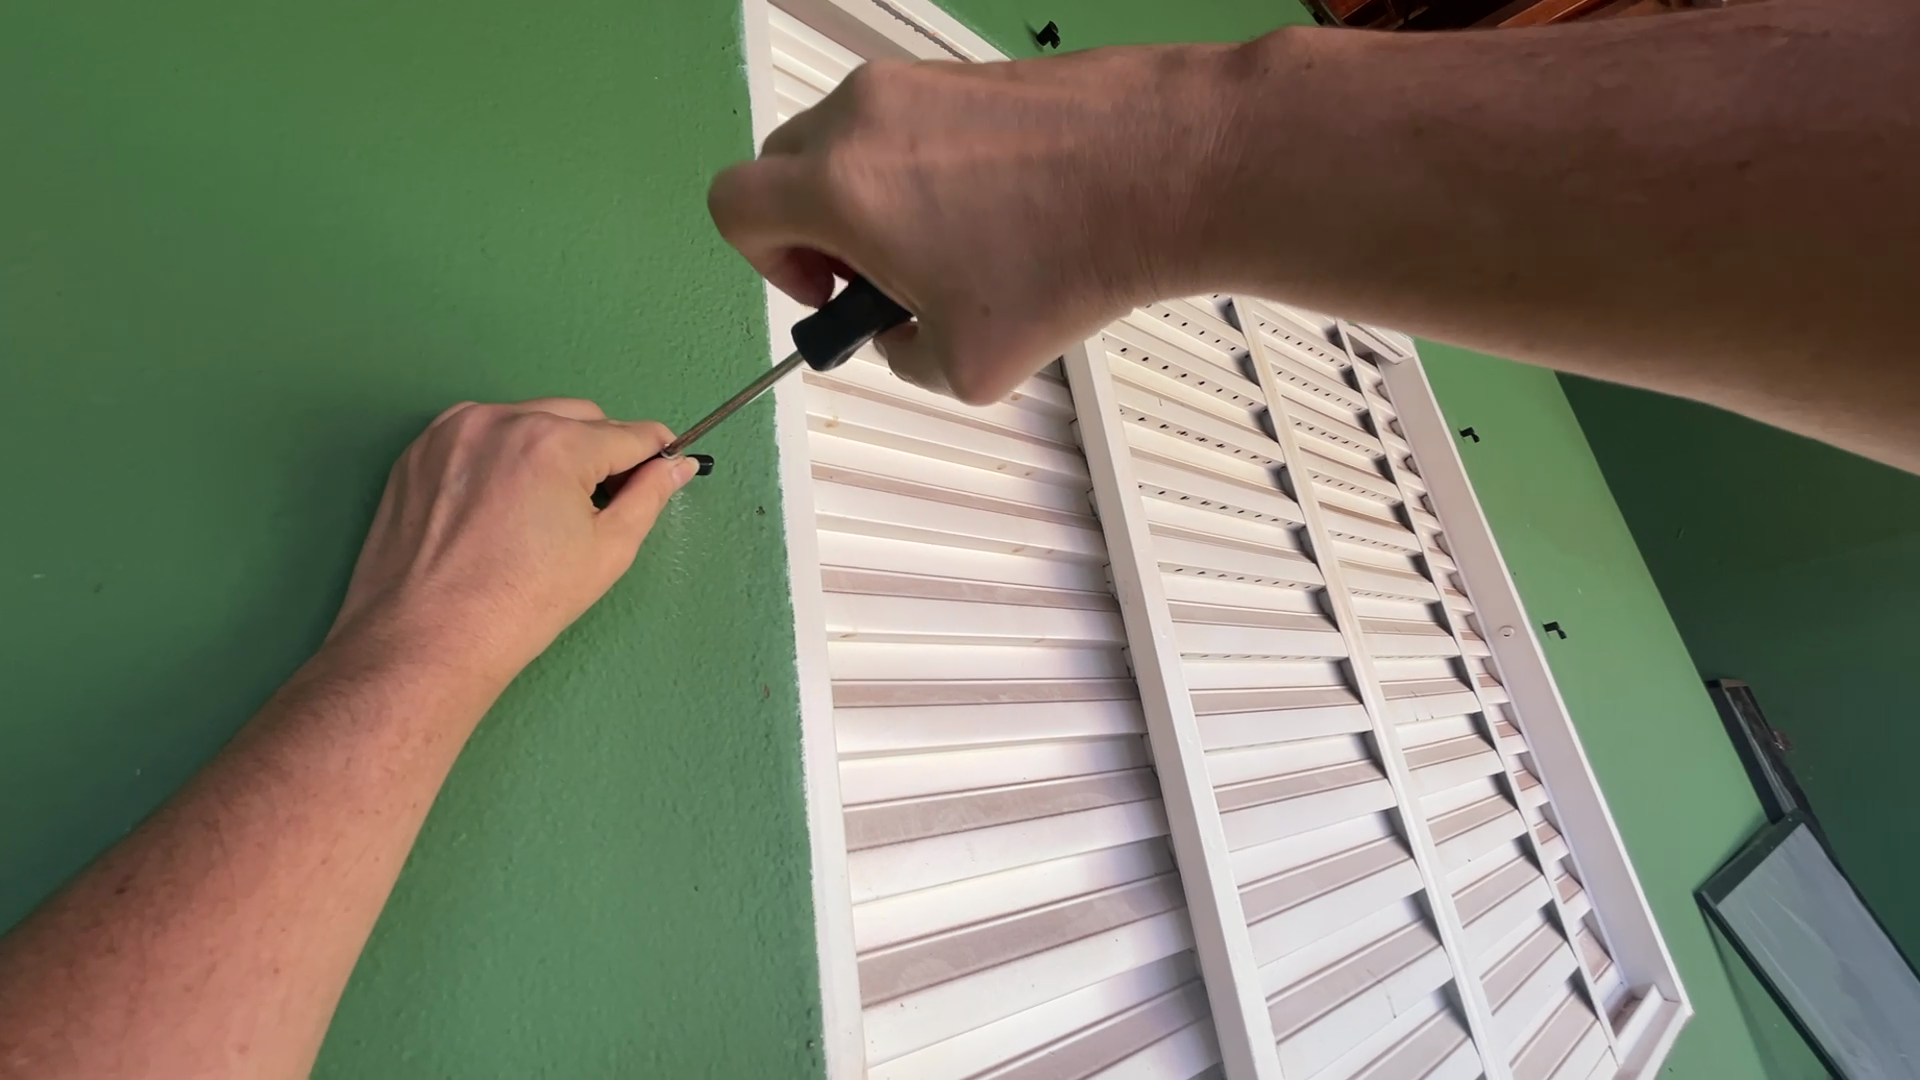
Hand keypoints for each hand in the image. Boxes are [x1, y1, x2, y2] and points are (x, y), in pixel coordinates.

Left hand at [326, 398, 696, 690]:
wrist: (428, 638)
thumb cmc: (525, 600)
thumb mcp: (610, 549)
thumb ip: (650, 494)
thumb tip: (677, 466)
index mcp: (554, 444)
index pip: (630, 433)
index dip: (657, 454)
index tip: (666, 469)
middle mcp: (502, 421)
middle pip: (584, 417)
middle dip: (605, 450)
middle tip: (604, 502)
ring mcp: (455, 430)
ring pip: (535, 418)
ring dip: (558, 447)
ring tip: (550, 505)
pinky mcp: (422, 448)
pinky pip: (488, 431)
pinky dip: (512, 452)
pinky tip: (509, 502)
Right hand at [708, 45, 1233, 404]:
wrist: (1161, 171)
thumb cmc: (1059, 273)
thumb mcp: (963, 369)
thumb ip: (899, 358)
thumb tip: (895, 333)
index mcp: (842, 188)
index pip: (734, 208)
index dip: (767, 264)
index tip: (830, 292)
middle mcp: (861, 119)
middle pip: (782, 172)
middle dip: (814, 236)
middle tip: (880, 279)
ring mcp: (912, 85)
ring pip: (844, 149)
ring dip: (867, 207)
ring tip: (948, 254)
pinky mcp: (960, 74)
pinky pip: (902, 130)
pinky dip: (915, 177)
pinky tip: (988, 217)